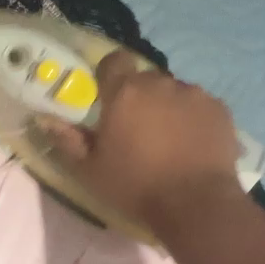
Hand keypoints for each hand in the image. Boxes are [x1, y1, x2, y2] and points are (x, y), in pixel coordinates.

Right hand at [38, 51, 243, 229]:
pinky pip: (198, 106)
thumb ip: (68, 141)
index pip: (113, 61)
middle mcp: (160, 83)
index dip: (107, 75)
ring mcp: (194, 93)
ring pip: (172, 92)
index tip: (104, 98)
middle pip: (144, 79)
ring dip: (165, 109)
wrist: (194, 202)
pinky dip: (190, 120)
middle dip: (137, 98)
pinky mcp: (219, 108)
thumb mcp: (90, 171)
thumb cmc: (134, 187)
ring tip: (165, 143)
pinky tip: (188, 148)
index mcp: (124, 93)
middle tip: (133, 132)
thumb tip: (45, 120)